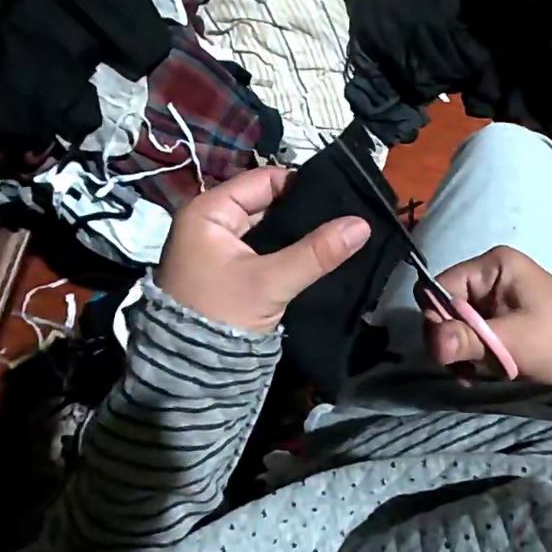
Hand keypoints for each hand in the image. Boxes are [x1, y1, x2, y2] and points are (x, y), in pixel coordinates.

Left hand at [154, 168, 369, 332]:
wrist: (189, 370)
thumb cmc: (221, 314)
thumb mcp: (271, 282)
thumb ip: (316, 252)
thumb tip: (362, 224)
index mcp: (208, 212)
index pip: (263, 181)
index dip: (301, 185)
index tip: (339, 197)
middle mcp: (210, 222)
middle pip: (266, 203)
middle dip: (302, 211)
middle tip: (343, 217)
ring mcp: (218, 247)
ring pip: (267, 228)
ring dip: (296, 232)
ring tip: (336, 233)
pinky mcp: (228, 269)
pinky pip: (264, 248)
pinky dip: (286, 250)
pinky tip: (315, 253)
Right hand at [422, 245, 551, 386]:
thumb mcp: (511, 343)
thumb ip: (468, 340)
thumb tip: (432, 344)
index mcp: (494, 265)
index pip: (439, 287)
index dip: (438, 319)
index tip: (449, 350)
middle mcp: (491, 273)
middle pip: (445, 305)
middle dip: (451, 339)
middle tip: (466, 370)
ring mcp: (497, 293)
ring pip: (456, 322)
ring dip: (462, 350)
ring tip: (478, 372)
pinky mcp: (502, 313)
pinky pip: (472, 330)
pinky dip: (473, 351)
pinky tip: (484, 369)